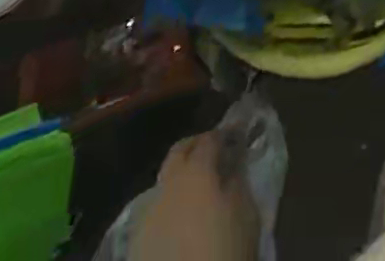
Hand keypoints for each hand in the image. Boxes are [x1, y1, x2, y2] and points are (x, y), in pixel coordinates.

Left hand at [131, 131, 258, 260]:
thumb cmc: (223, 251)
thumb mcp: (246, 215)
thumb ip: (239, 183)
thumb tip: (234, 167)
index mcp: (196, 172)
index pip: (209, 140)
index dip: (224, 135)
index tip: (236, 136)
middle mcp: (168, 183)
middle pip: (179, 151)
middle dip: (196, 145)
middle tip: (214, 151)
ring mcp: (149, 210)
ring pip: (166, 179)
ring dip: (182, 174)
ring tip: (199, 186)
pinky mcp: (138, 237)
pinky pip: (157, 206)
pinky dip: (171, 201)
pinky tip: (183, 215)